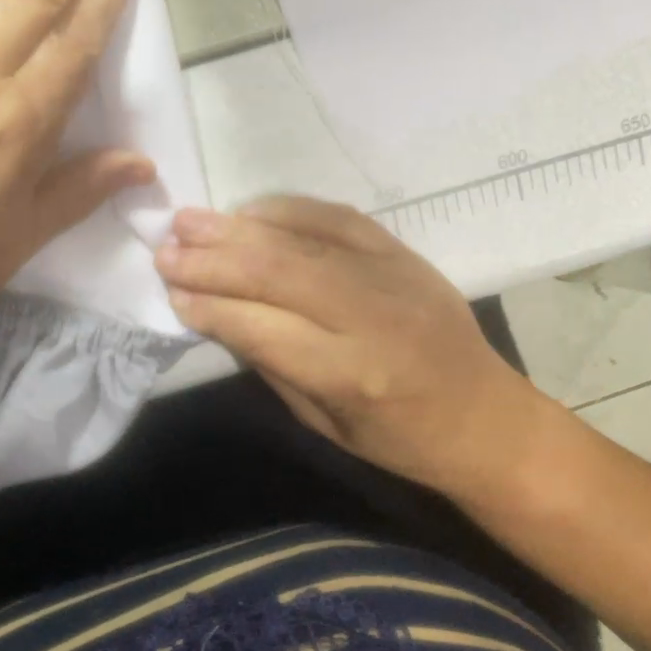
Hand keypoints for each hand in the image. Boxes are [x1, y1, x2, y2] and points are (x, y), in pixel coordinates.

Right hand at [154, 197, 538, 491]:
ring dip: (238, 230)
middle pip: (277, 274)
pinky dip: (288, 210)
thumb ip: (271, 364)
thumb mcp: (323, 423)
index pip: (263, 328)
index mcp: (352, 375)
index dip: (212, 308)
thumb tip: (218, 314)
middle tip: (165, 250)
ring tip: (189, 222)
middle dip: (214, 261)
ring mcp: (393, 277)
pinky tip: (249, 212)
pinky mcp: (405, 253)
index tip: (170, 293)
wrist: (484, 417)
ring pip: (301, 241)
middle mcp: (372, 317)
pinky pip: (337, 218)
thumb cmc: (399, 440)